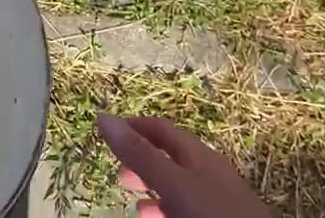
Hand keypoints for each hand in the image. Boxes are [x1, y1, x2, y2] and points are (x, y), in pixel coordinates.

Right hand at [97, 114, 271, 217]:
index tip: (106, 134)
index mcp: (199, 155)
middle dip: (141, 162)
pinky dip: (169, 212)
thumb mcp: (174, 185)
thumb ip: (140, 155)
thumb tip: (103, 117)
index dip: (132, 127)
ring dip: (154, 193)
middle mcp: (210, 174)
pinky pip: (190, 210)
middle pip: (169, 157)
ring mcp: (221, 203)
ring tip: (137, 209)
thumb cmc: (216, 216)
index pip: (159, 128)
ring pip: (180, 188)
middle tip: (118, 176)